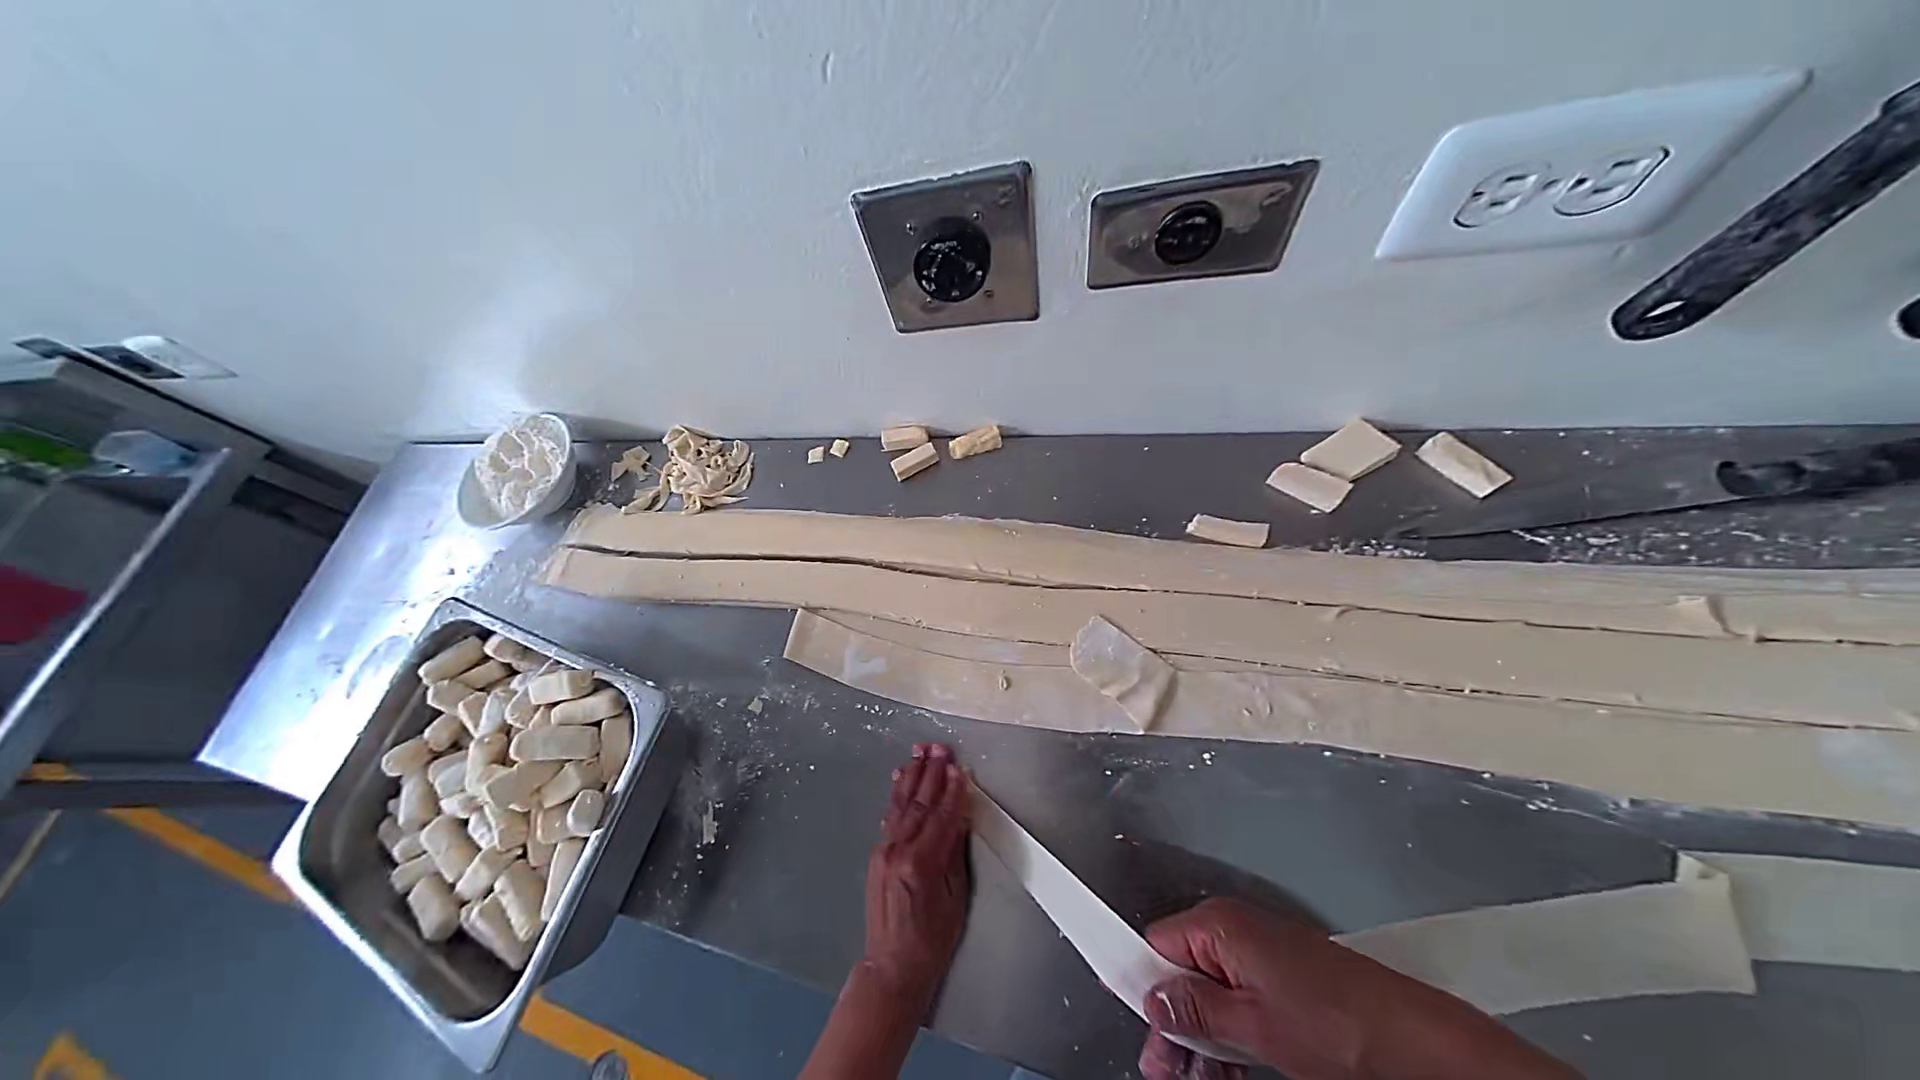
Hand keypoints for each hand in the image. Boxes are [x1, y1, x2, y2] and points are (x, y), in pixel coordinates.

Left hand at [861, 742, 969, 993]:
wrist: (893, 964)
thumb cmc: (931, 938)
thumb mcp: (956, 895)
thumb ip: (955, 851)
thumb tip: (961, 817)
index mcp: (922, 862)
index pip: (943, 816)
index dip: (954, 790)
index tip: (960, 769)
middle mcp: (899, 851)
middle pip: (920, 802)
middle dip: (932, 772)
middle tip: (940, 748)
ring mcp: (885, 851)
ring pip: (902, 805)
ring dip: (913, 776)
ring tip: (920, 752)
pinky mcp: (878, 854)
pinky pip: (891, 818)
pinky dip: (897, 795)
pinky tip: (901, 779)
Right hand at [1140, 898, 1580, 1079]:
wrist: (1411, 1040)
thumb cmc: (1336, 1021)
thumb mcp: (1252, 1024)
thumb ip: (1195, 1009)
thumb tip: (1154, 999)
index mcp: (1220, 925)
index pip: (1157, 943)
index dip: (1143, 983)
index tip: (1138, 1021)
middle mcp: (1235, 931)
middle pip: (1181, 970)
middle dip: (1172, 1020)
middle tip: (1164, 1067)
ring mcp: (1259, 954)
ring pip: (1208, 991)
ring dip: (1197, 1035)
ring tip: (1191, 1075)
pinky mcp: (1279, 976)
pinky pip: (1235, 998)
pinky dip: (1225, 1032)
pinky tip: (1220, 1066)